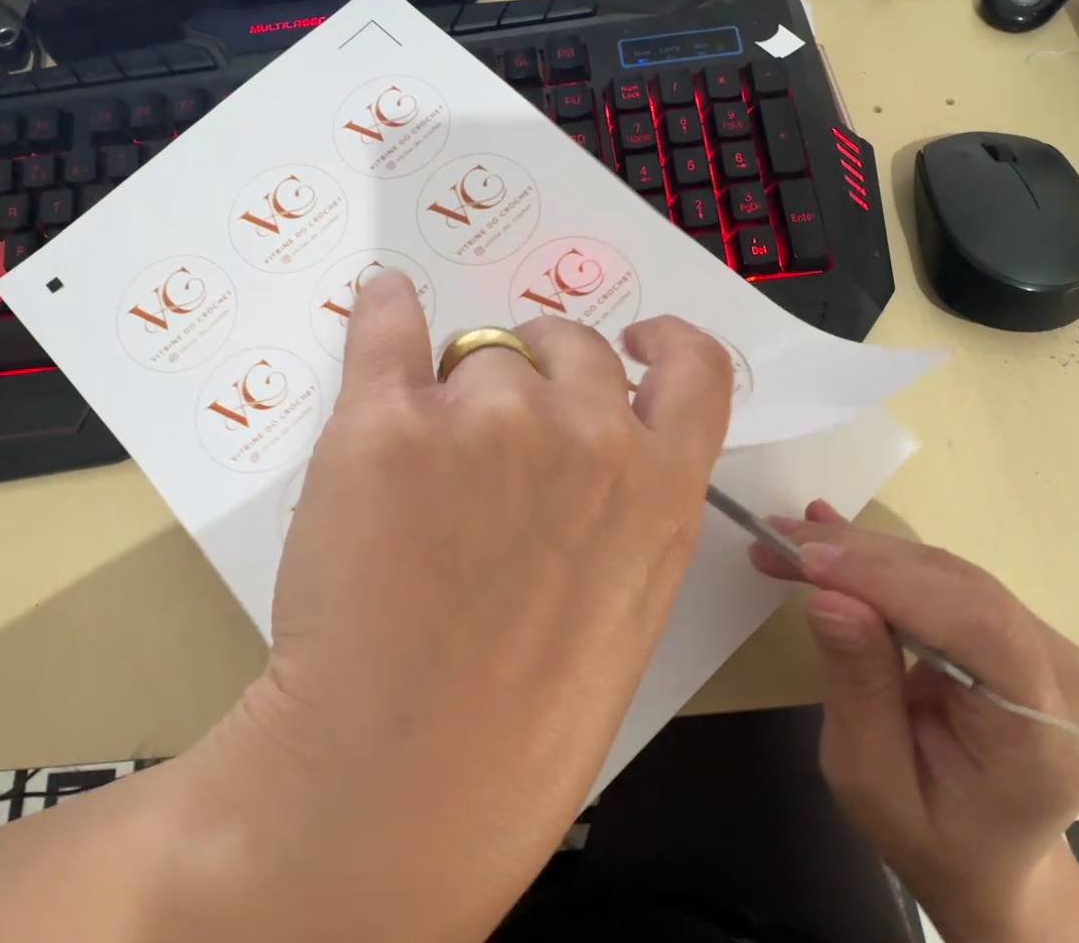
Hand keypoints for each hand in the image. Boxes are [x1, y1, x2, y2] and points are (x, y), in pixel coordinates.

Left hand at [224, 269, 732, 939]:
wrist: (407, 773)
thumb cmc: (521, 717)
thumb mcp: (618, 607)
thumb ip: (619, 511)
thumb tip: (585, 445)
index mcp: (658, 489)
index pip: (695, 368)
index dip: (662, 340)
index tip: (633, 339)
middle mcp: (584, 435)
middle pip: (564, 344)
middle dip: (534, 367)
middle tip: (492, 425)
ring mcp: (486, 422)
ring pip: (475, 354)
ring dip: (455, 388)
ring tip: (421, 475)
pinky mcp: (387, 426)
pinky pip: (388, 328)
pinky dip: (385, 312)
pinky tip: (383, 304)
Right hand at [752, 503, 1078, 942]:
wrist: (989, 859)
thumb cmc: (925, 834)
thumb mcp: (870, 779)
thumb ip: (858, 689)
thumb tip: (829, 599)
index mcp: (1045, 739)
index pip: (979, 628)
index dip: (890, 582)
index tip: (805, 557)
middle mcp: (1070, 683)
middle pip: (963, 590)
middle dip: (861, 558)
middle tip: (776, 541)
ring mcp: (1059, 656)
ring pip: (952, 578)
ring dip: (865, 554)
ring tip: (790, 541)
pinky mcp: (1032, 637)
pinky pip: (953, 587)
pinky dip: (888, 564)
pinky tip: (839, 538)